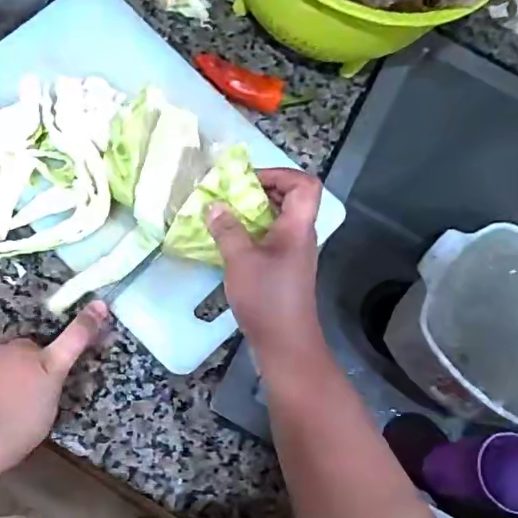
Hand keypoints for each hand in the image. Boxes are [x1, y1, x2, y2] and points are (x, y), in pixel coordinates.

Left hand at [0, 300, 109, 475]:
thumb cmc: (10, 435)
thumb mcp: (40, 420)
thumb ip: (42, 396)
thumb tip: (34, 390)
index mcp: (47, 369)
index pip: (73, 341)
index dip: (87, 323)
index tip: (99, 305)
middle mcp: (19, 352)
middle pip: (28, 351)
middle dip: (27, 366)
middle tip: (20, 396)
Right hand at [209, 167, 322, 365]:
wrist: (285, 343)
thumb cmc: (267, 298)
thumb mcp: (240, 260)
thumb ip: (227, 229)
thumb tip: (213, 205)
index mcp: (297, 227)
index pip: (304, 184)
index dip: (279, 174)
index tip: (247, 182)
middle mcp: (299, 236)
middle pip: (290, 199)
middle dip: (259, 191)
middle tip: (230, 196)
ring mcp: (292, 254)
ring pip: (277, 221)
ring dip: (251, 215)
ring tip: (223, 217)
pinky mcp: (282, 271)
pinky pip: (268, 240)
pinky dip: (250, 235)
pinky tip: (227, 244)